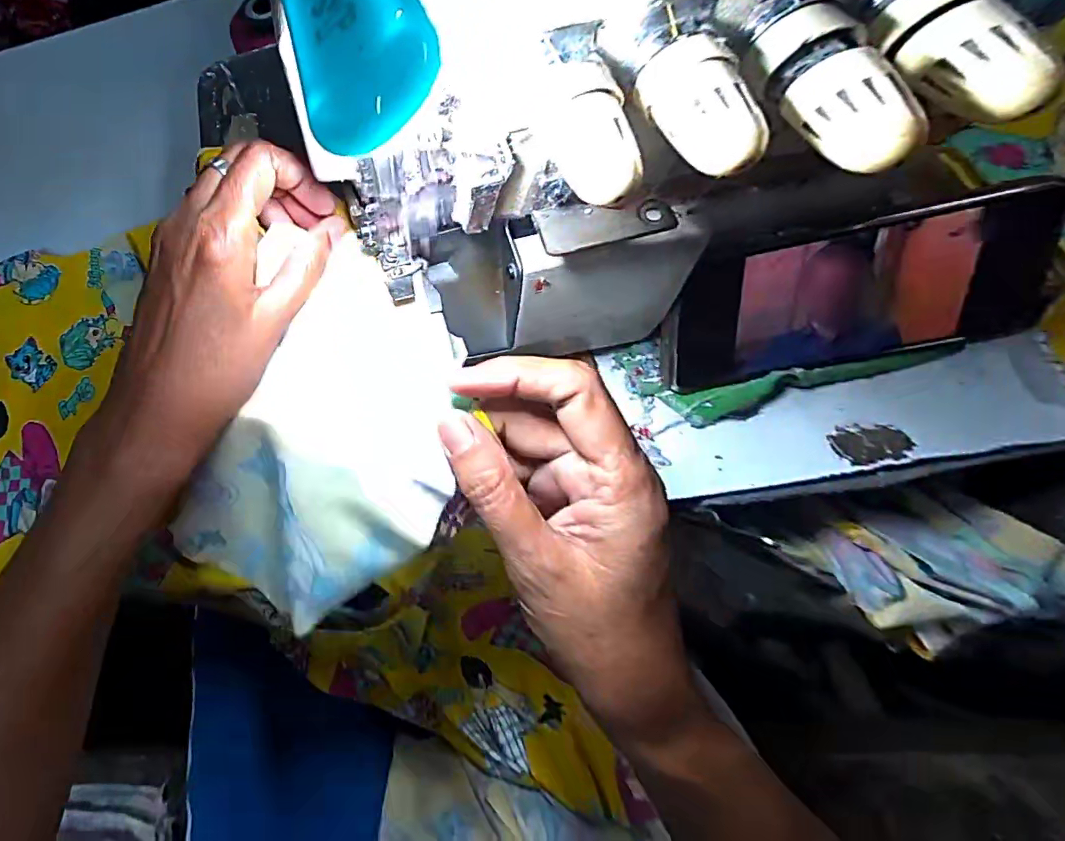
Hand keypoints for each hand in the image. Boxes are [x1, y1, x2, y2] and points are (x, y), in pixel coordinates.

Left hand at [71, 141, 348, 504]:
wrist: (154, 407)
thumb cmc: (213, 372)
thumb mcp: (273, 318)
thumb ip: (307, 265)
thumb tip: (330, 232)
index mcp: (217, 232)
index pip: (259, 160)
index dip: (298, 174)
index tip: (318, 209)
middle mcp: (186, 223)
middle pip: (235, 164)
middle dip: (280, 180)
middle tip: (309, 219)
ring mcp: (169, 237)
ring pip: (216, 185)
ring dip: (256, 197)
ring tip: (287, 236)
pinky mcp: (163, 255)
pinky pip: (200, 212)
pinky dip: (232, 215)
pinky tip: (253, 253)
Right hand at [439, 356, 694, 741]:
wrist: (630, 689)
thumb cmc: (595, 630)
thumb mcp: (534, 558)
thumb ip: (489, 488)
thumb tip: (448, 424)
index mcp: (620, 474)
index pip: (575, 391)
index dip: (516, 375)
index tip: (459, 384)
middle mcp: (607, 466)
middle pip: (545, 412)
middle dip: (490, 411)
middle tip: (434, 417)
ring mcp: (588, 483)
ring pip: (529, 438)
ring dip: (485, 442)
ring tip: (441, 452)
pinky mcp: (569, 500)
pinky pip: (525, 467)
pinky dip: (492, 469)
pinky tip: (462, 476)